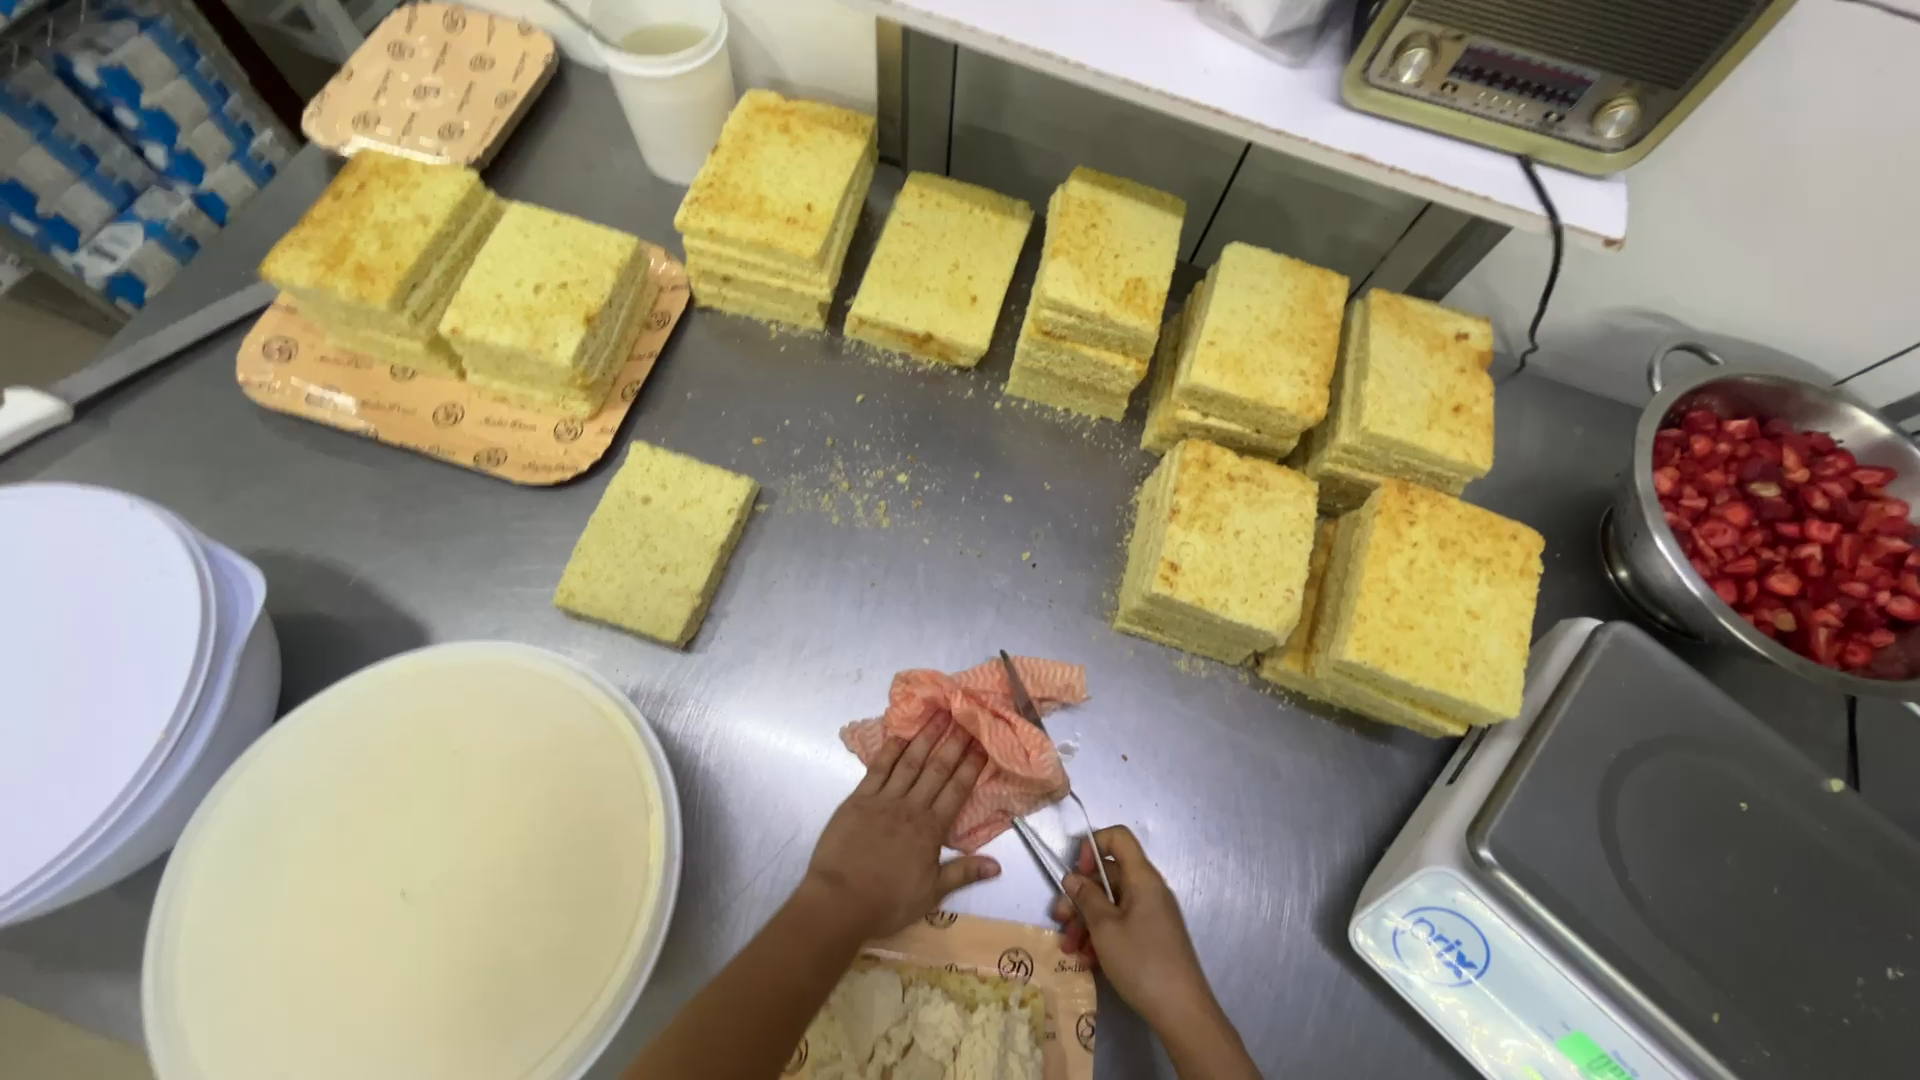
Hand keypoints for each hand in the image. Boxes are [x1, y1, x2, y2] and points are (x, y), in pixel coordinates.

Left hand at [804, 716, 999, 937]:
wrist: (840, 901)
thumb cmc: (888, 902)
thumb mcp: (932, 894)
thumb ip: (964, 873)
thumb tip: (998, 865)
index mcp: (931, 829)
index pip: (957, 790)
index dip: (971, 765)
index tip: (982, 743)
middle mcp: (911, 807)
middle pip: (937, 769)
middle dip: (953, 742)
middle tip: (965, 716)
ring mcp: (883, 800)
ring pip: (910, 762)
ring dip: (925, 737)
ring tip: (939, 715)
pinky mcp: (858, 799)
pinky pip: (877, 768)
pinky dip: (889, 750)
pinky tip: (900, 734)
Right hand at [1049, 826, 1215, 1028]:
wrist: (1182, 1013)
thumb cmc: (1142, 962)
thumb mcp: (1105, 929)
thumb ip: (1086, 897)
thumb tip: (1073, 878)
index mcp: (1142, 878)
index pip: (1118, 838)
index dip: (1093, 846)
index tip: (1078, 872)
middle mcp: (1148, 890)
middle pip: (1108, 876)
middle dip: (1080, 895)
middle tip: (1059, 918)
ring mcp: (1150, 915)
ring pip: (1110, 904)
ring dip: (1085, 921)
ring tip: (1069, 948)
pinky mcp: (1150, 938)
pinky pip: (1120, 925)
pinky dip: (1101, 937)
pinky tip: (1086, 961)